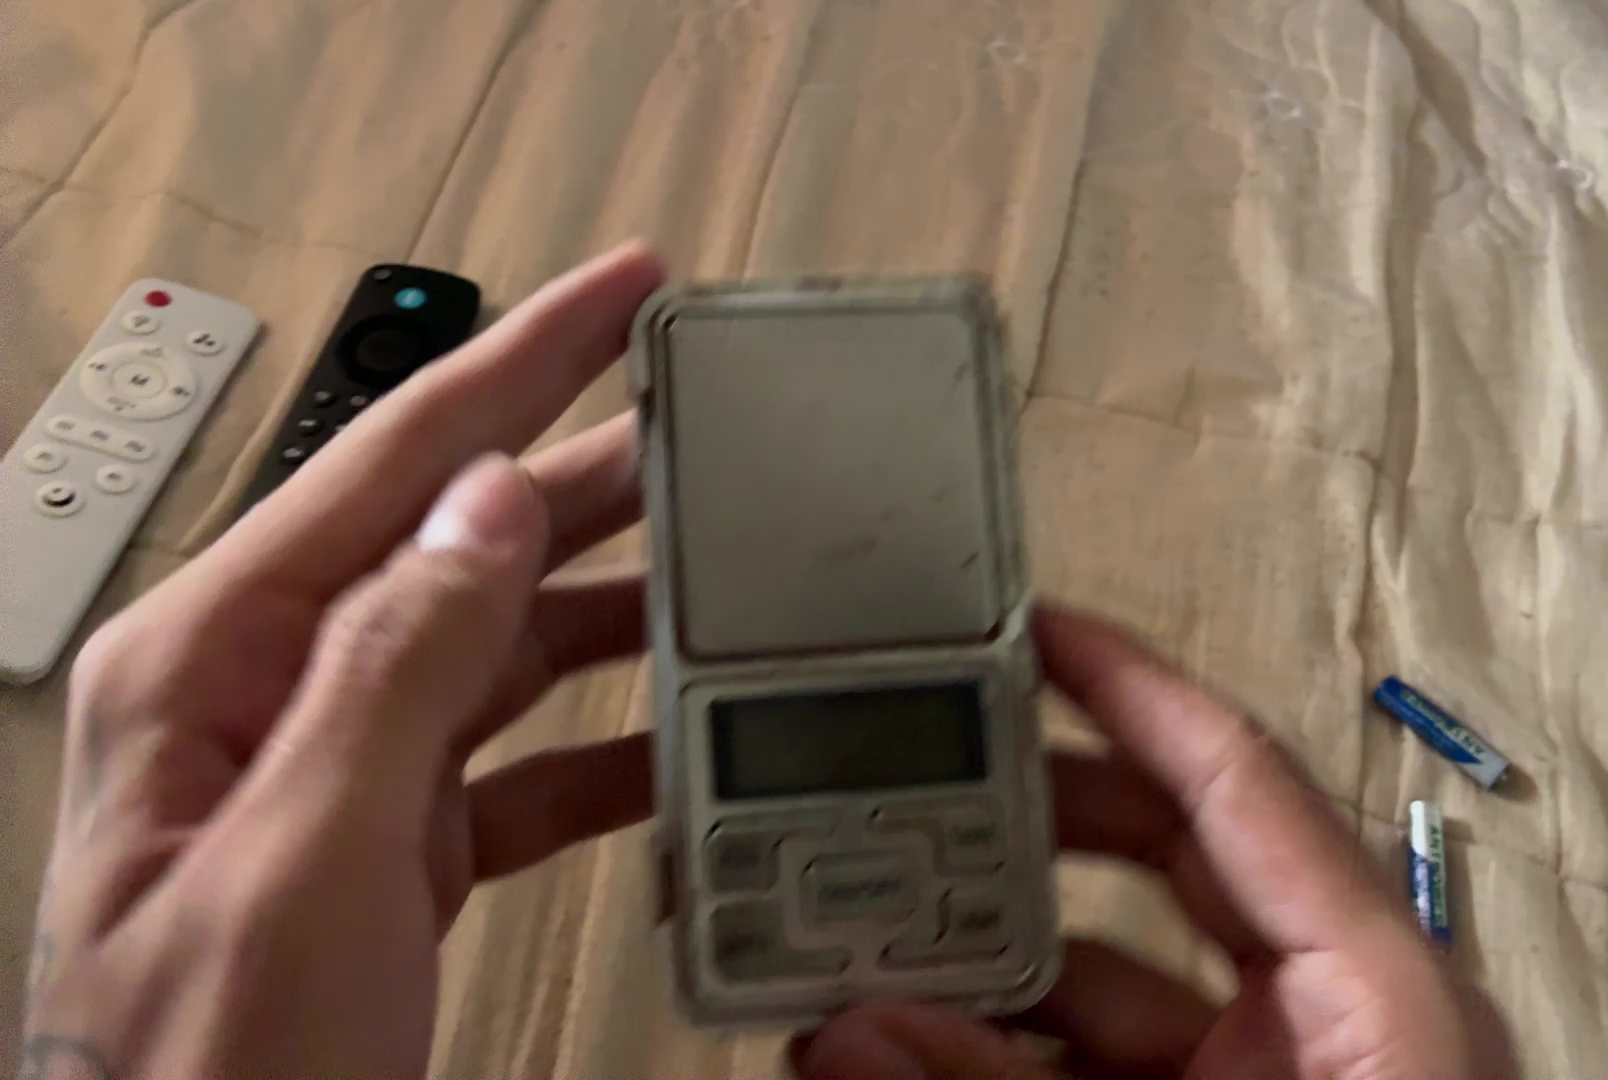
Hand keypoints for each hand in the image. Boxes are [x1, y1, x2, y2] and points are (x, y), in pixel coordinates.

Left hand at [23, 244, 666, 1078]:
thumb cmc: (218, 1065)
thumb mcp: (308, 861)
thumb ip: (398, 665)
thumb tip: (493, 505)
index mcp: (241, 648)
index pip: (414, 447)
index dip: (532, 353)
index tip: (623, 290)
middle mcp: (309, 670)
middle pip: (489, 524)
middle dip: (603, 463)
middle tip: (701, 418)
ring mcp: (374, 738)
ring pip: (530, 625)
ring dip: (628, 595)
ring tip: (714, 569)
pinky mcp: (428, 803)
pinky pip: (547, 737)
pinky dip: (620, 732)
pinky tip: (678, 737)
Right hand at [793, 607, 1475, 1079]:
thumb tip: (845, 1031)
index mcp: (1372, 987)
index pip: (1232, 771)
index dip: (1130, 682)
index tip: (1035, 630)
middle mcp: (1324, 1007)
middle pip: (1163, 842)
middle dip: (1039, 803)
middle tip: (930, 767)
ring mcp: (1267, 1069)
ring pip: (1108, 958)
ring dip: (994, 947)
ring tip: (876, 928)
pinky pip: (1096, 1046)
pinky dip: (1002, 1040)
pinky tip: (898, 1044)